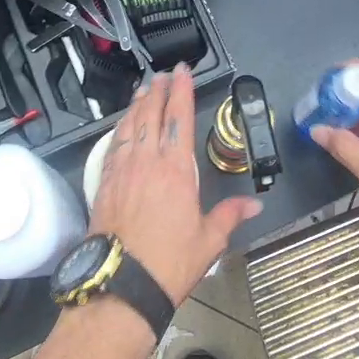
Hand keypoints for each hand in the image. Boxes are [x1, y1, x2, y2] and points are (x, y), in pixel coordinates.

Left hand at [90, 64, 260, 302]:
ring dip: (136, 105)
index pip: (178, 119)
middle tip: (161, 75)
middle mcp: (146, 162)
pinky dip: (119, 129)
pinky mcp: (104, 184)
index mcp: (176, 171)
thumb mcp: (208, 241)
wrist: (122, 285)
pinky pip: (113, 146)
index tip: (181, 72)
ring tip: (142, 90)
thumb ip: (229, 216)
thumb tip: (254, 204)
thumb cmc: (170, 263)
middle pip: (150, 115)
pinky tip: (122, 126)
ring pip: (129, 127)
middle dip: (157, 92)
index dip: (181, 92)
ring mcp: (122, 171)